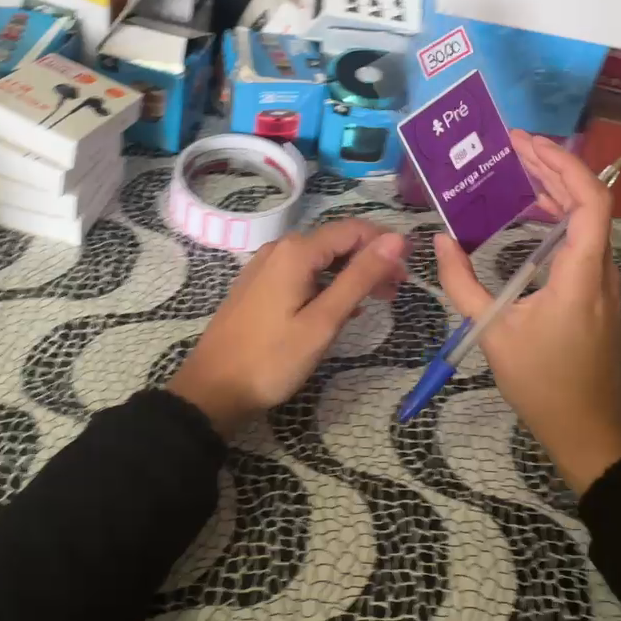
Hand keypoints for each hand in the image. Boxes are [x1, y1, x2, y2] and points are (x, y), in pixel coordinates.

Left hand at [169, 219, 406, 436]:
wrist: (211, 390)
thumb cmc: (271, 359)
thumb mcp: (323, 321)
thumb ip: (359, 278)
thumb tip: (395, 239)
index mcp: (296, 252)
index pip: (353, 229)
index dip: (385, 244)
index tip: (408, 270)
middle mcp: (280, 248)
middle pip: (337, 242)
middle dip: (370, 260)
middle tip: (396, 292)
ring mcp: (265, 266)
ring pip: (320, 258)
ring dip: (351, 273)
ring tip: (376, 301)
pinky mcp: (259, 285)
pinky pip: (302, 273)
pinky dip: (327, 284)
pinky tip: (340, 309)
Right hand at [435, 131, 620, 494]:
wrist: (589, 431)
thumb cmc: (542, 384)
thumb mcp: (492, 332)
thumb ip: (462, 283)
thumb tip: (440, 239)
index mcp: (582, 274)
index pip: (590, 201)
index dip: (562, 165)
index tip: (525, 145)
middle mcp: (601, 269)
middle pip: (588, 201)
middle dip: (552, 166)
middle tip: (512, 146)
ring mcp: (604, 280)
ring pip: (588, 219)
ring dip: (556, 189)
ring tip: (517, 169)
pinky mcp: (597, 291)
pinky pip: (583, 238)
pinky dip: (559, 215)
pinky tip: (531, 214)